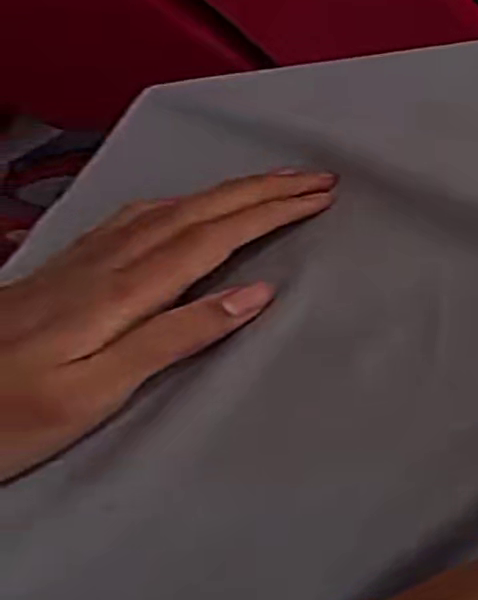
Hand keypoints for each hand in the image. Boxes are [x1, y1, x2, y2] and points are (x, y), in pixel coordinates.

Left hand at [0, 170, 335, 480]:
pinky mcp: (51, 277)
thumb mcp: (90, 394)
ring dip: (225, 192)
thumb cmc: (2, 421)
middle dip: (260, 190)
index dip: (272, 213)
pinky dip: (175, 203)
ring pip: (162, 211)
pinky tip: (184, 206)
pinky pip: (127, 222)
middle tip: (317, 177)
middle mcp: (97, 269)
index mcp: (118, 294)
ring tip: (270, 183)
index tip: (323, 198)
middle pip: (191, 213)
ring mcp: (69, 269)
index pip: (212, 238)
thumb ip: (175, 338)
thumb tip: (259, 292)